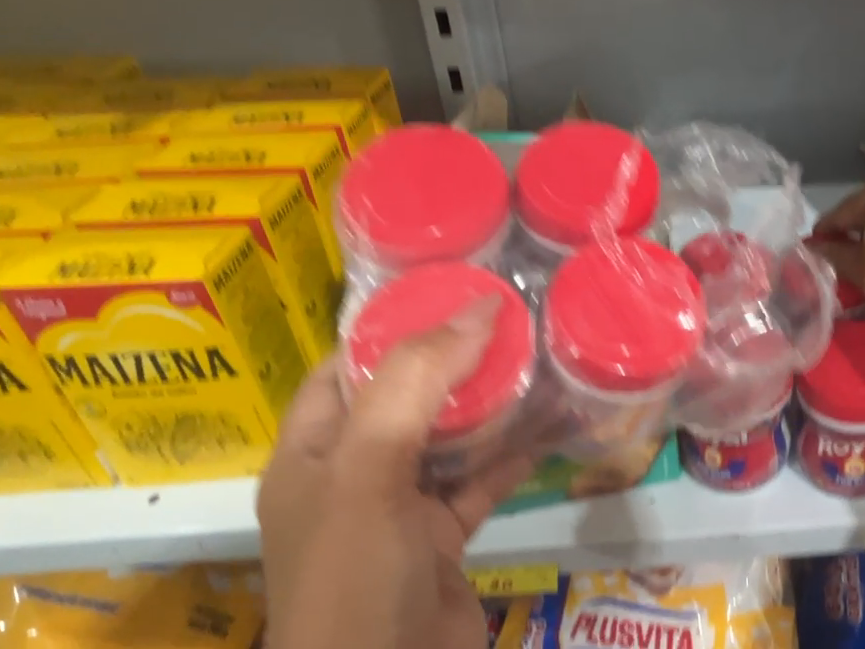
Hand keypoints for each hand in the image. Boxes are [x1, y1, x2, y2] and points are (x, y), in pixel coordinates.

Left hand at [259, 296, 534, 648]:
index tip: (450, 289)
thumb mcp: (369, 468)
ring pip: (449, 436)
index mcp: (311, 454)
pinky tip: (554, 421)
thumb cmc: (355, 576)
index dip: (391, 327)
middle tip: (510, 314)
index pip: (345, 368)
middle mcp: (352, 476)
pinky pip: (481, 479)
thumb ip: (417, 381)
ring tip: (539, 352)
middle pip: (405, 396)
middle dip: (454, 356)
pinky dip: (515, 451)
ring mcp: (399, 510)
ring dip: (492, 400)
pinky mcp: (444, 539)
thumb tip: (478, 307)